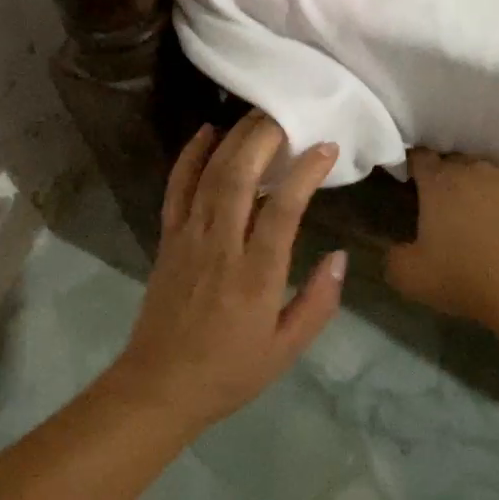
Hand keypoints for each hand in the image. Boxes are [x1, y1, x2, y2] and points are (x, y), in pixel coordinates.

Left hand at [107, 110, 345, 433]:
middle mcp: (220, 246)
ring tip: (260, 112)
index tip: (326, 147)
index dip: (306, 173)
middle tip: (290, 113)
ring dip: (236, 137)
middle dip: (266, 137)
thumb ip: (318, 302)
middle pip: (240, 177)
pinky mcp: (168, 237)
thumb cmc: (229, 369)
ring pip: (211, 174)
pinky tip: (208, 130)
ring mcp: (189, 237)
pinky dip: (190, 155)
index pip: (283, 210)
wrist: (158, 387)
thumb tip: (339, 256)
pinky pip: (177, 187)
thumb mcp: (286, 349)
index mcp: (255, 276)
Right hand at [385, 150, 498, 331]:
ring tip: (481, 213)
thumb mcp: (411, 278)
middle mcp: (474, 168)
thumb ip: (394, 256)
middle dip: (447, 176)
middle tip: (445, 204)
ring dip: (480, 186)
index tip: (411, 181)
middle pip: (454, 161)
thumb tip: (394, 248)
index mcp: (439, 182)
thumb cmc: (466, 278)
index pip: (420, 156)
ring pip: (487, 171)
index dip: (413, 166)